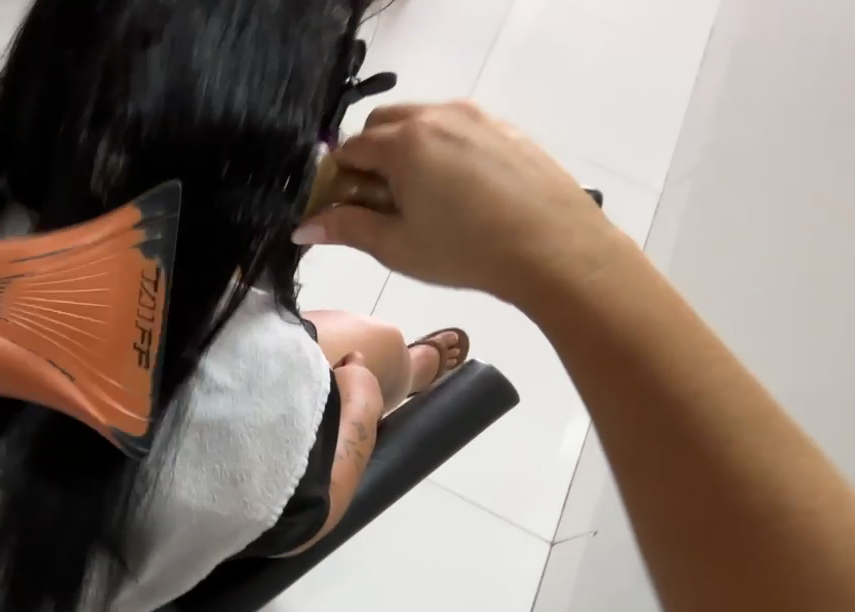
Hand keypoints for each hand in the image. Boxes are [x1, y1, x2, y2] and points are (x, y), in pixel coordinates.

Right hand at [294, 102, 629, 305]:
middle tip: (374, 202)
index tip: (339, 210)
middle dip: (368, 156)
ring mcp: (477, 118)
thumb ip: (345, 228)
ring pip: (421, 122)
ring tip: (414, 199)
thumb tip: (302, 229)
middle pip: (384, 123)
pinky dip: (438, 151)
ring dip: (404, 151)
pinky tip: (452, 193)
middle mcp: (438, 117)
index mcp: (404, 143)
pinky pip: (456, 129)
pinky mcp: (505, 129)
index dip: (335, 180)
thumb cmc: (462, 250)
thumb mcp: (394, 245)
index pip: (350, 148)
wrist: (552, 246)